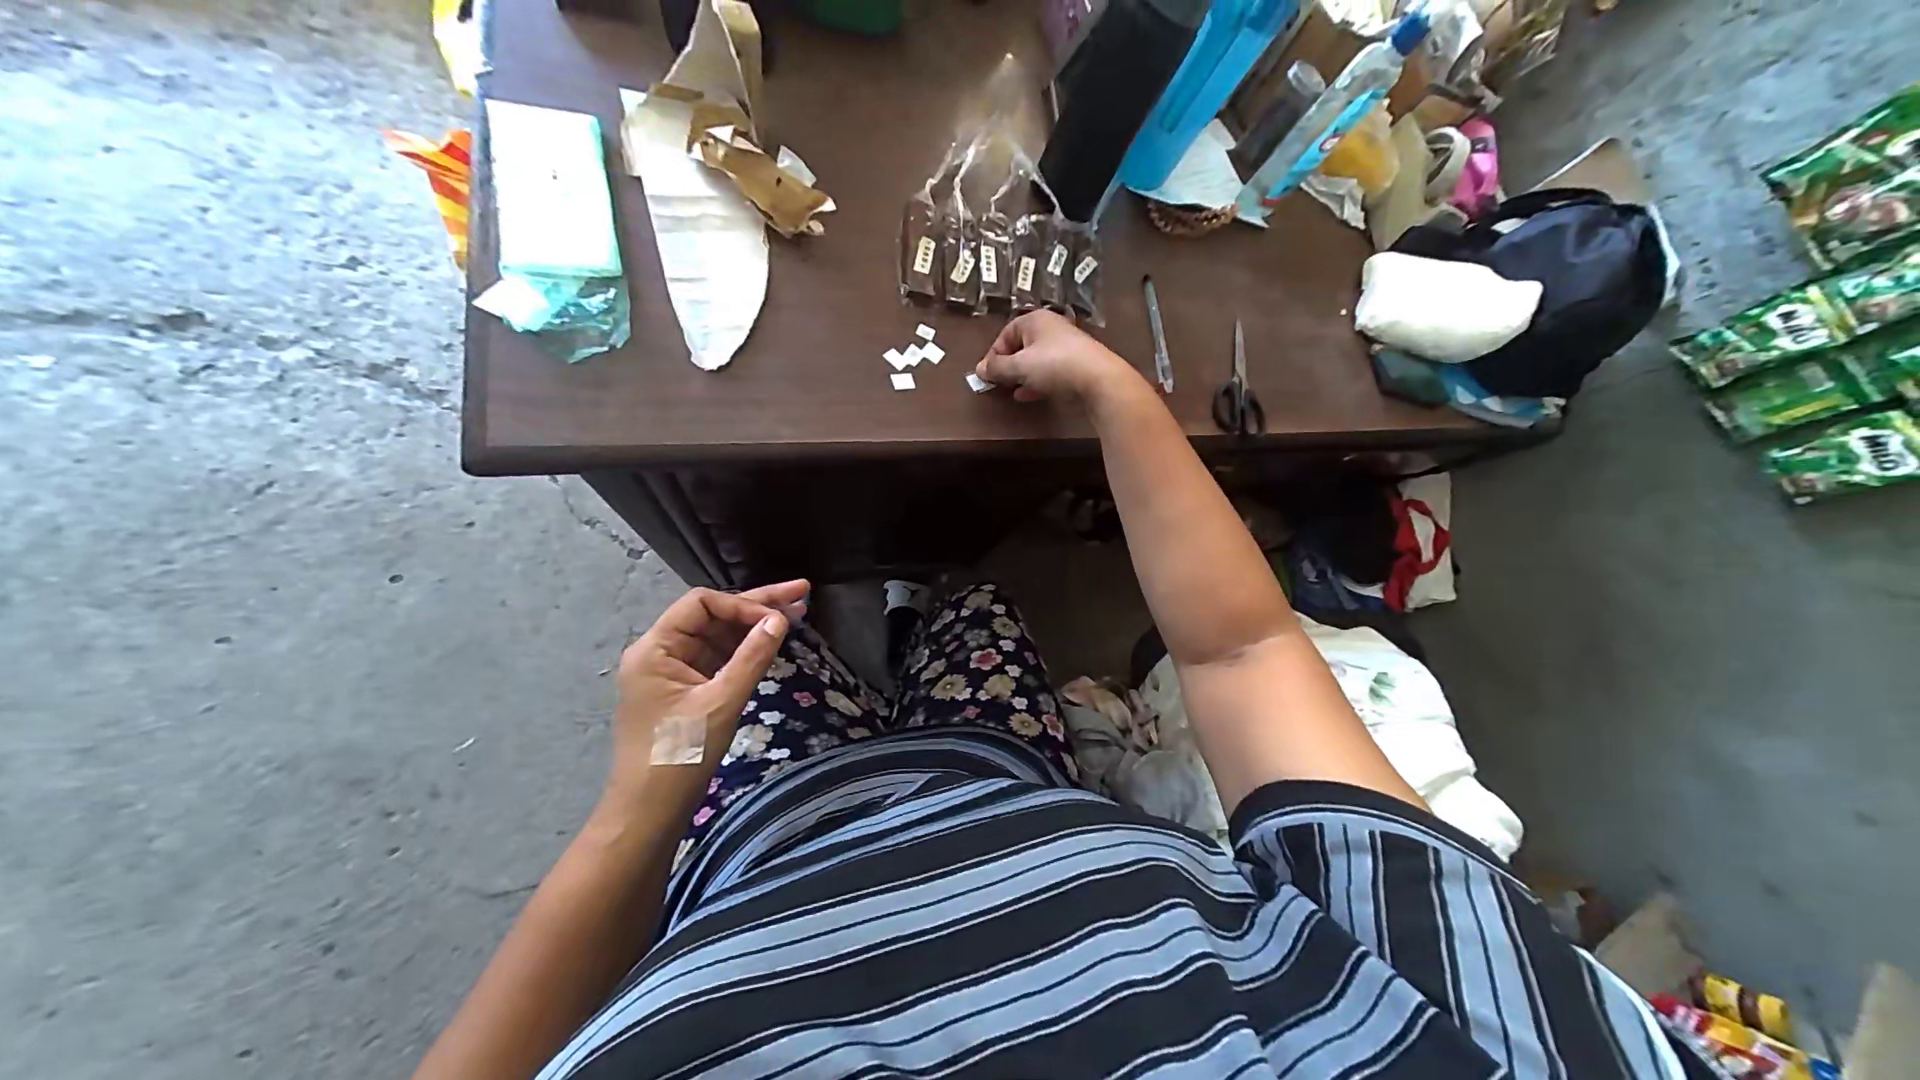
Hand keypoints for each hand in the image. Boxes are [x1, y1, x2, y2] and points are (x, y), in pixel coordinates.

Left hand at [601, 580, 808, 813]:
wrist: (650, 811)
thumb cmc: (679, 754)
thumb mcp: (720, 702)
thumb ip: (751, 657)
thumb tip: (779, 620)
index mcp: (655, 648)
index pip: (702, 604)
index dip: (743, 604)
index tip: (778, 618)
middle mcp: (662, 652)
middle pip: (713, 616)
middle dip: (757, 605)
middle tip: (801, 592)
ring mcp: (675, 672)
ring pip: (720, 636)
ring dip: (755, 625)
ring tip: (797, 611)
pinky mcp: (688, 690)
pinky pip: (720, 659)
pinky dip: (746, 649)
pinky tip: (773, 640)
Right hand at [976, 309, 1142, 404]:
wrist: (1098, 379)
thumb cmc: (1054, 365)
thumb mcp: (1019, 366)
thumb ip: (997, 368)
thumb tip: (979, 369)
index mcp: (1035, 320)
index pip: (1005, 334)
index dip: (993, 354)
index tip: (987, 374)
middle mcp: (1050, 329)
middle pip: (1021, 346)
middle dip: (1008, 366)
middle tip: (999, 383)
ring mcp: (1065, 347)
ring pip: (1035, 360)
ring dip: (1022, 375)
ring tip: (1011, 390)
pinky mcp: (1075, 365)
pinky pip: (1049, 372)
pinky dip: (1036, 382)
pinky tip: (1028, 395)